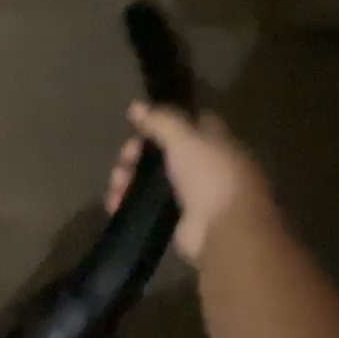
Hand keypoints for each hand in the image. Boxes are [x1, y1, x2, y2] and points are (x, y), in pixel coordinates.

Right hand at [106, 102, 268, 267]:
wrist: (223, 232)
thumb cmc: (210, 175)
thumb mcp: (184, 138)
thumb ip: (160, 120)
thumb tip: (136, 106)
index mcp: (217, 143)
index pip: (190, 124)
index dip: (165, 121)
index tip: (140, 124)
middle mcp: (207, 168)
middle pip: (165, 153)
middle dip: (139, 154)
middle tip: (124, 159)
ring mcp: (193, 196)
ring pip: (153, 180)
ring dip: (129, 179)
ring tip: (116, 186)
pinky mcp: (179, 222)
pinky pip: (148, 206)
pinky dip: (130, 203)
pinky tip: (115, 202)